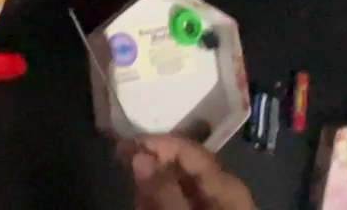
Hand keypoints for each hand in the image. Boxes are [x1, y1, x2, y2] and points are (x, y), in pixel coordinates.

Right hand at [121, 137, 255, 209]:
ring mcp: (218, 208)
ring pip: (179, 188)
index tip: (121, 148)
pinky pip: (183, 205)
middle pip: (182, 167)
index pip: (186, 148)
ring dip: (155, 195)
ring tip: (141, 206)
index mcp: (225, 185)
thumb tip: (138, 154)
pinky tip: (148, 209)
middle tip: (127, 181)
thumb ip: (163, 191)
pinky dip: (163, 207)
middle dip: (153, 173)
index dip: (154, 143)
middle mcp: (223, 191)